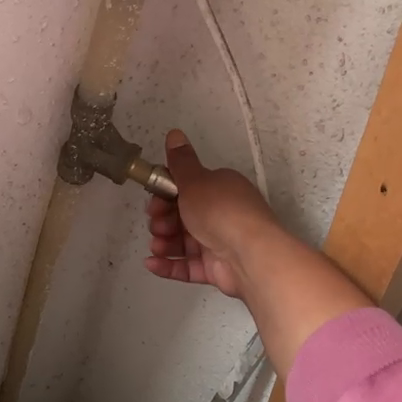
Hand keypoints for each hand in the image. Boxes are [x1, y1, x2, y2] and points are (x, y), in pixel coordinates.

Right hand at [146, 129, 280, 297]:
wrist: (249, 254)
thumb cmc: (221, 212)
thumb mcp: (195, 181)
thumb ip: (180, 162)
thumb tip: (175, 134)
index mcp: (219, 189)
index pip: (186, 189)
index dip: (165, 196)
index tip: (154, 202)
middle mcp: (220, 213)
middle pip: (182, 216)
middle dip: (162, 220)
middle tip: (157, 224)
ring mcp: (218, 242)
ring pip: (183, 242)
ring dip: (163, 243)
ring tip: (156, 246)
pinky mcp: (215, 268)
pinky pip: (188, 266)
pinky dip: (169, 265)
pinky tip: (151, 263)